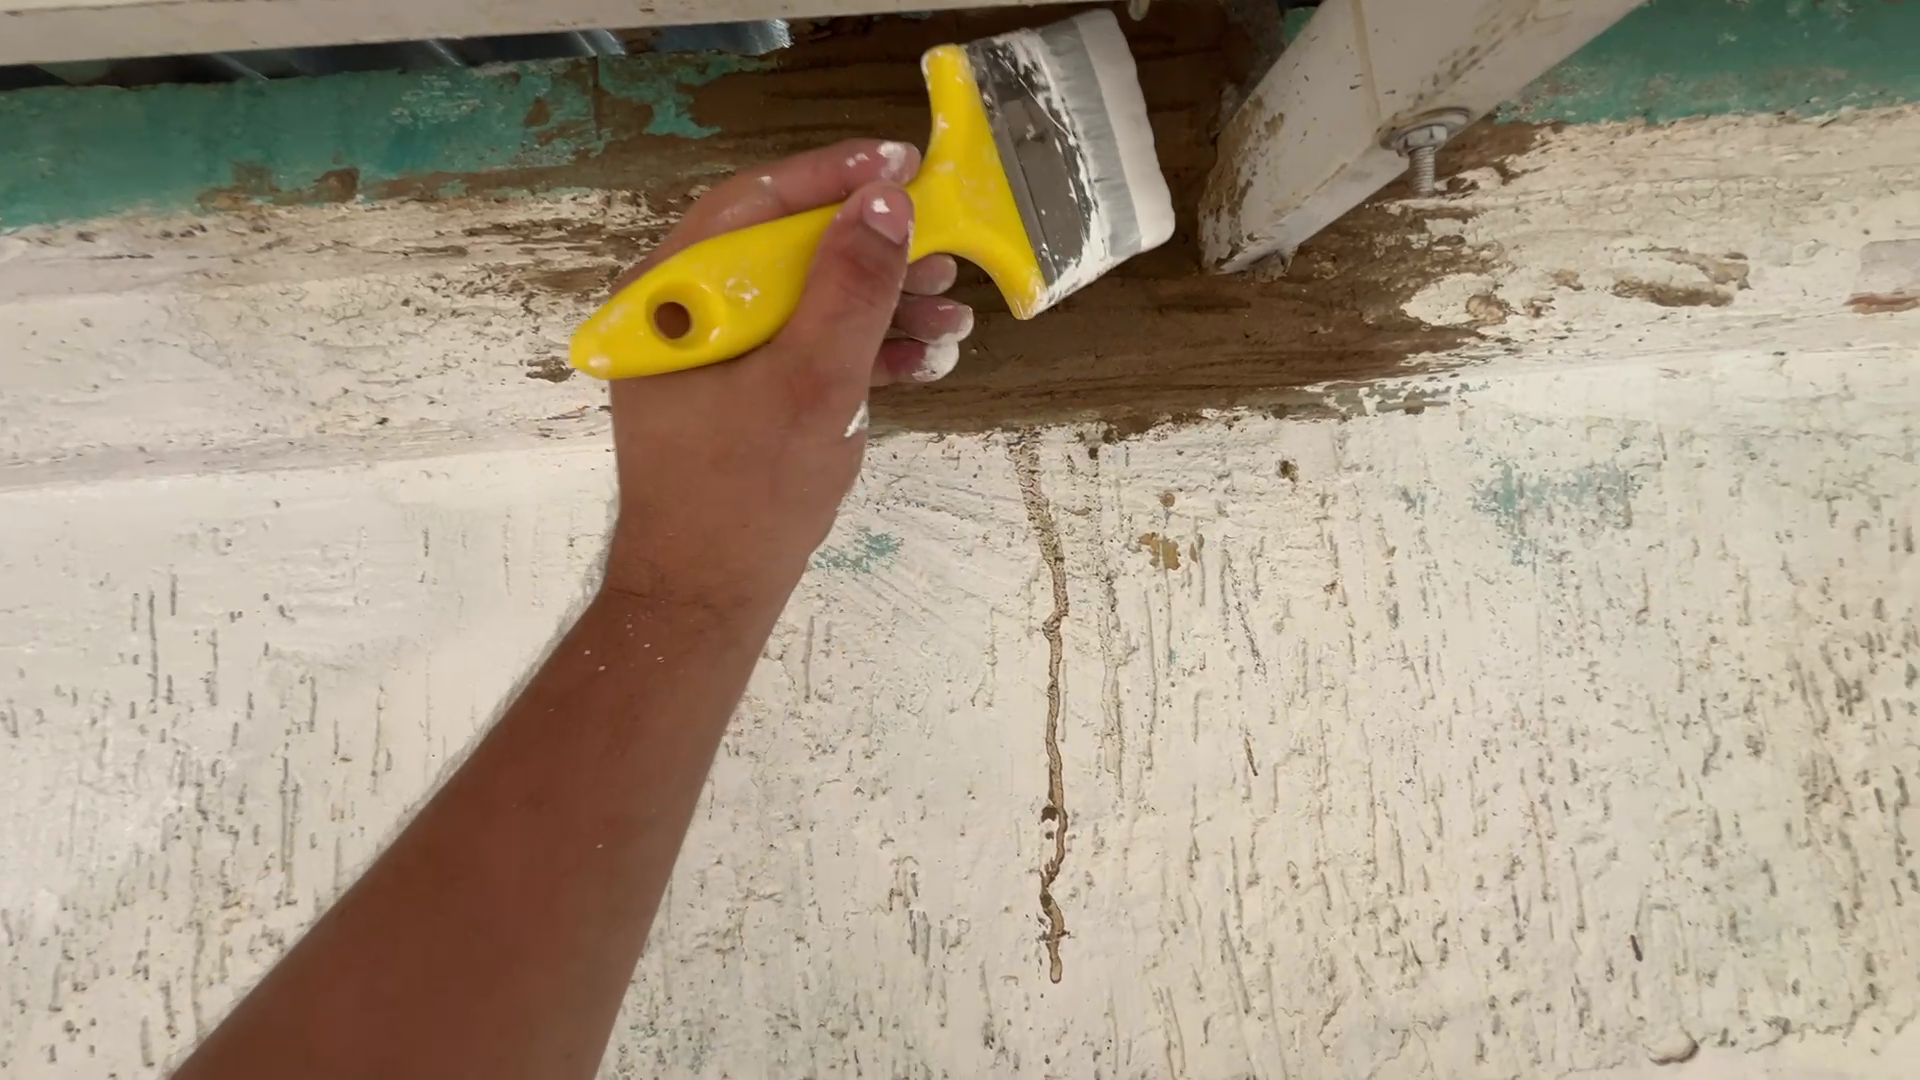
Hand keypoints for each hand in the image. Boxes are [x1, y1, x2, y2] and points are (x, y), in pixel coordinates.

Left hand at [599, 139, 972, 618]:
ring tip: (951, 323)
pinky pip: (807, 354)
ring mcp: (720, 358)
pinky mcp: (747, 394)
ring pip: (807, 307)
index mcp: (675, 295)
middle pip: (790, 255)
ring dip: (881, 311)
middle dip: (875, 258)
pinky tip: (919, 363)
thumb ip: (850, 289)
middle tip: (944, 262)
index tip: (904, 166)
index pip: (756, 205)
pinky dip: (862, 355)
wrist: (711, 594)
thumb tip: (888, 201)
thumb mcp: (813, 385)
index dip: (835, 179)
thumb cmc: (750, 494)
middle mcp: (691, 314)